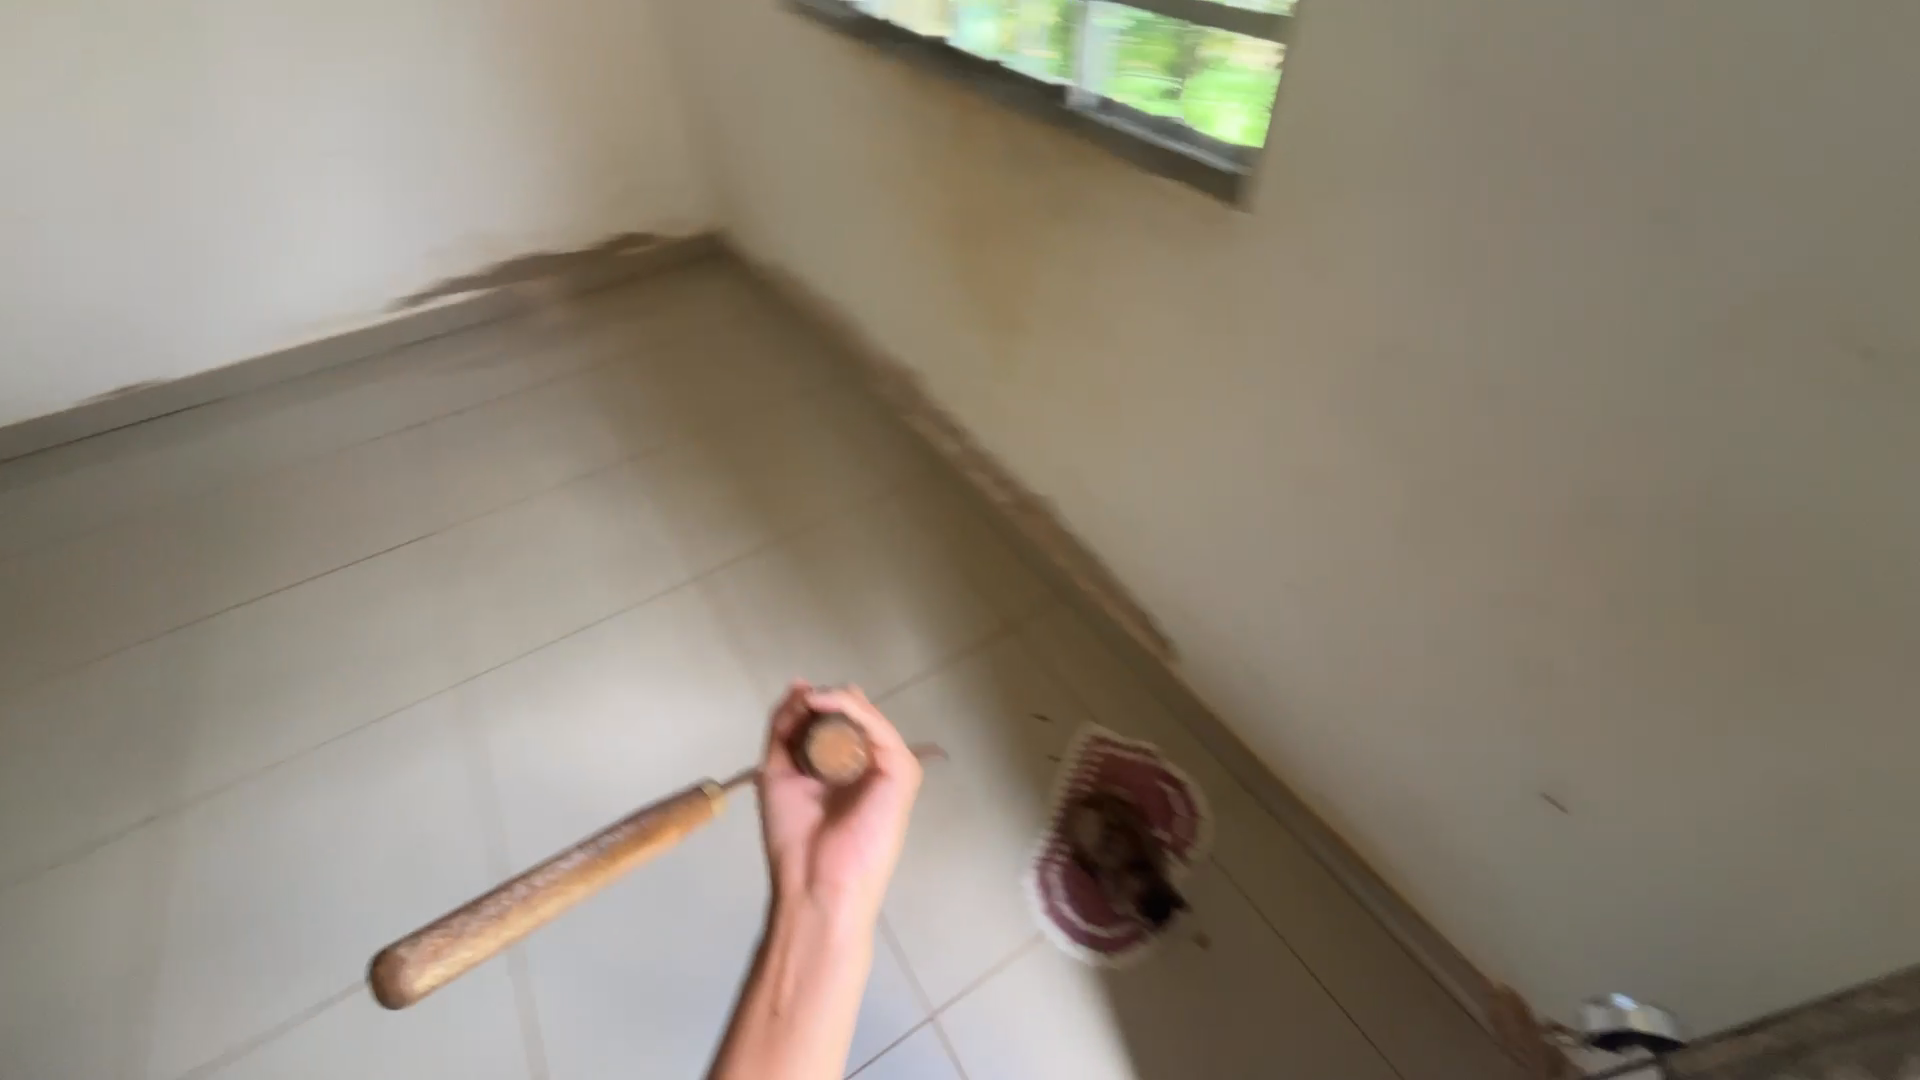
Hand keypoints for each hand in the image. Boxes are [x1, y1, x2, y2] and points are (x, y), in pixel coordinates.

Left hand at [757, 682, 921, 923]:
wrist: (814, 882)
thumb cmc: (795, 838)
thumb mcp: (779, 772)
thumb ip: (784, 729)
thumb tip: (798, 685)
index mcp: (847, 764)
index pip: (838, 719)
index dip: (815, 704)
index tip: (793, 700)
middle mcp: (871, 760)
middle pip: (854, 712)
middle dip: (823, 700)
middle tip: (801, 703)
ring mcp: (889, 763)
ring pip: (865, 713)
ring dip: (833, 699)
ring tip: (809, 702)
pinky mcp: (902, 768)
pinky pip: (876, 725)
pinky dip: (848, 706)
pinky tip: (821, 703)